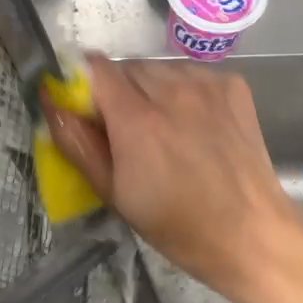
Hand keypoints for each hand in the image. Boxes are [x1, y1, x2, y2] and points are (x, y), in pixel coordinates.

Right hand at [43, 57, 302, 293]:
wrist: (252, 234)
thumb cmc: (177, 224)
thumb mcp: (113, 192)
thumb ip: (76, 142)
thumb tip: (50, 101)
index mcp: (137, 119)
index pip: (94, 68)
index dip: (82, 83)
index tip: (83, 106)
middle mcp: (172, 89)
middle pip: (126, 68)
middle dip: (117, 92)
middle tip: (125, 130)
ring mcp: (207, 83)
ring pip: (158, 68)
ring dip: (150, 89)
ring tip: (162, 128)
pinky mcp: (233, 86)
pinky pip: (191, 74)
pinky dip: (183, 91)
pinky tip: (192, 125)